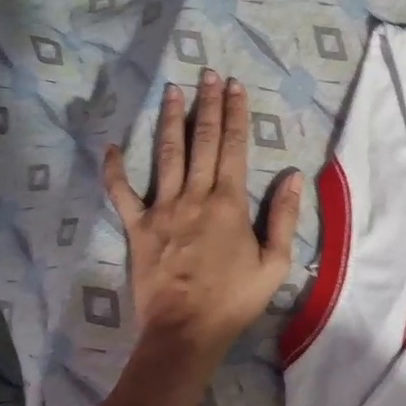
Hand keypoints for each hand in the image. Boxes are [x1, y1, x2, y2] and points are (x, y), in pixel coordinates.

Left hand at [102, 70, 301, 362]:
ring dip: (171, 120)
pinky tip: (112, 146)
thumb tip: (294, 176)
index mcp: (230, 203)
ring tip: (172, 90)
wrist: (186, 331)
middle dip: (208, 105)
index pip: (235, 147)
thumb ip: (285, 217)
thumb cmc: (235, 300)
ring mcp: (163, 209)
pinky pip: (122, 193)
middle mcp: (196, 196)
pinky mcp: (138, 228)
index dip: (236, 114)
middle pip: (203, 141)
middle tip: (208, 74)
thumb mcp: (275, 263)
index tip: (235, 86)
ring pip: (167, 154)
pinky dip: (114, 170)